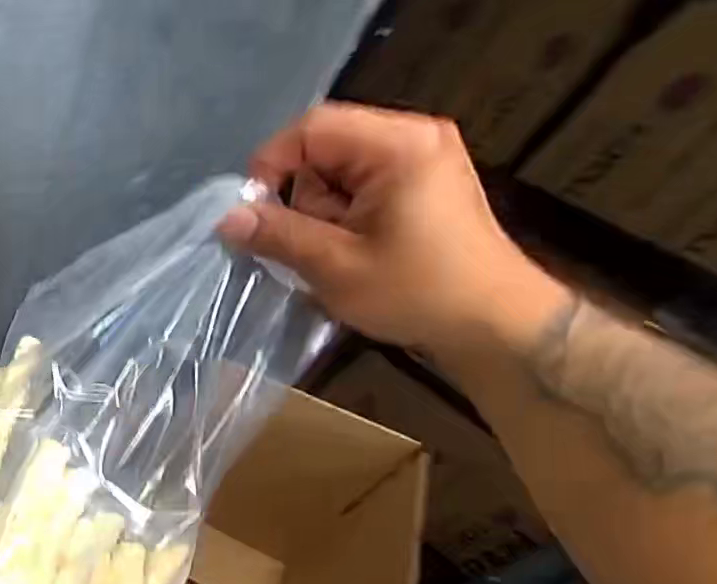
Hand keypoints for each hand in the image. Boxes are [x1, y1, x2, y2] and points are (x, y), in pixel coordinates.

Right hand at [218, 104, 566, 357]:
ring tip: (339, 260)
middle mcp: (414, 137)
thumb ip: (279, 236)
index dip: (271, 166)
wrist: (489, 322)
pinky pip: (366, 189)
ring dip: (326, 217)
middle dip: (306, 201)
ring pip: (343, 174)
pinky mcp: (426, 185)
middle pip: (328, 150)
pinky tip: (355, 254)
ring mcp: (424, 160)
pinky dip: (347, 221)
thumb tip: (226, 219)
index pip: (313, 128)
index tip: (251, 215)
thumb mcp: (335, 267)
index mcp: (397, 144)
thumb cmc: (414, 292)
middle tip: (313, 250)